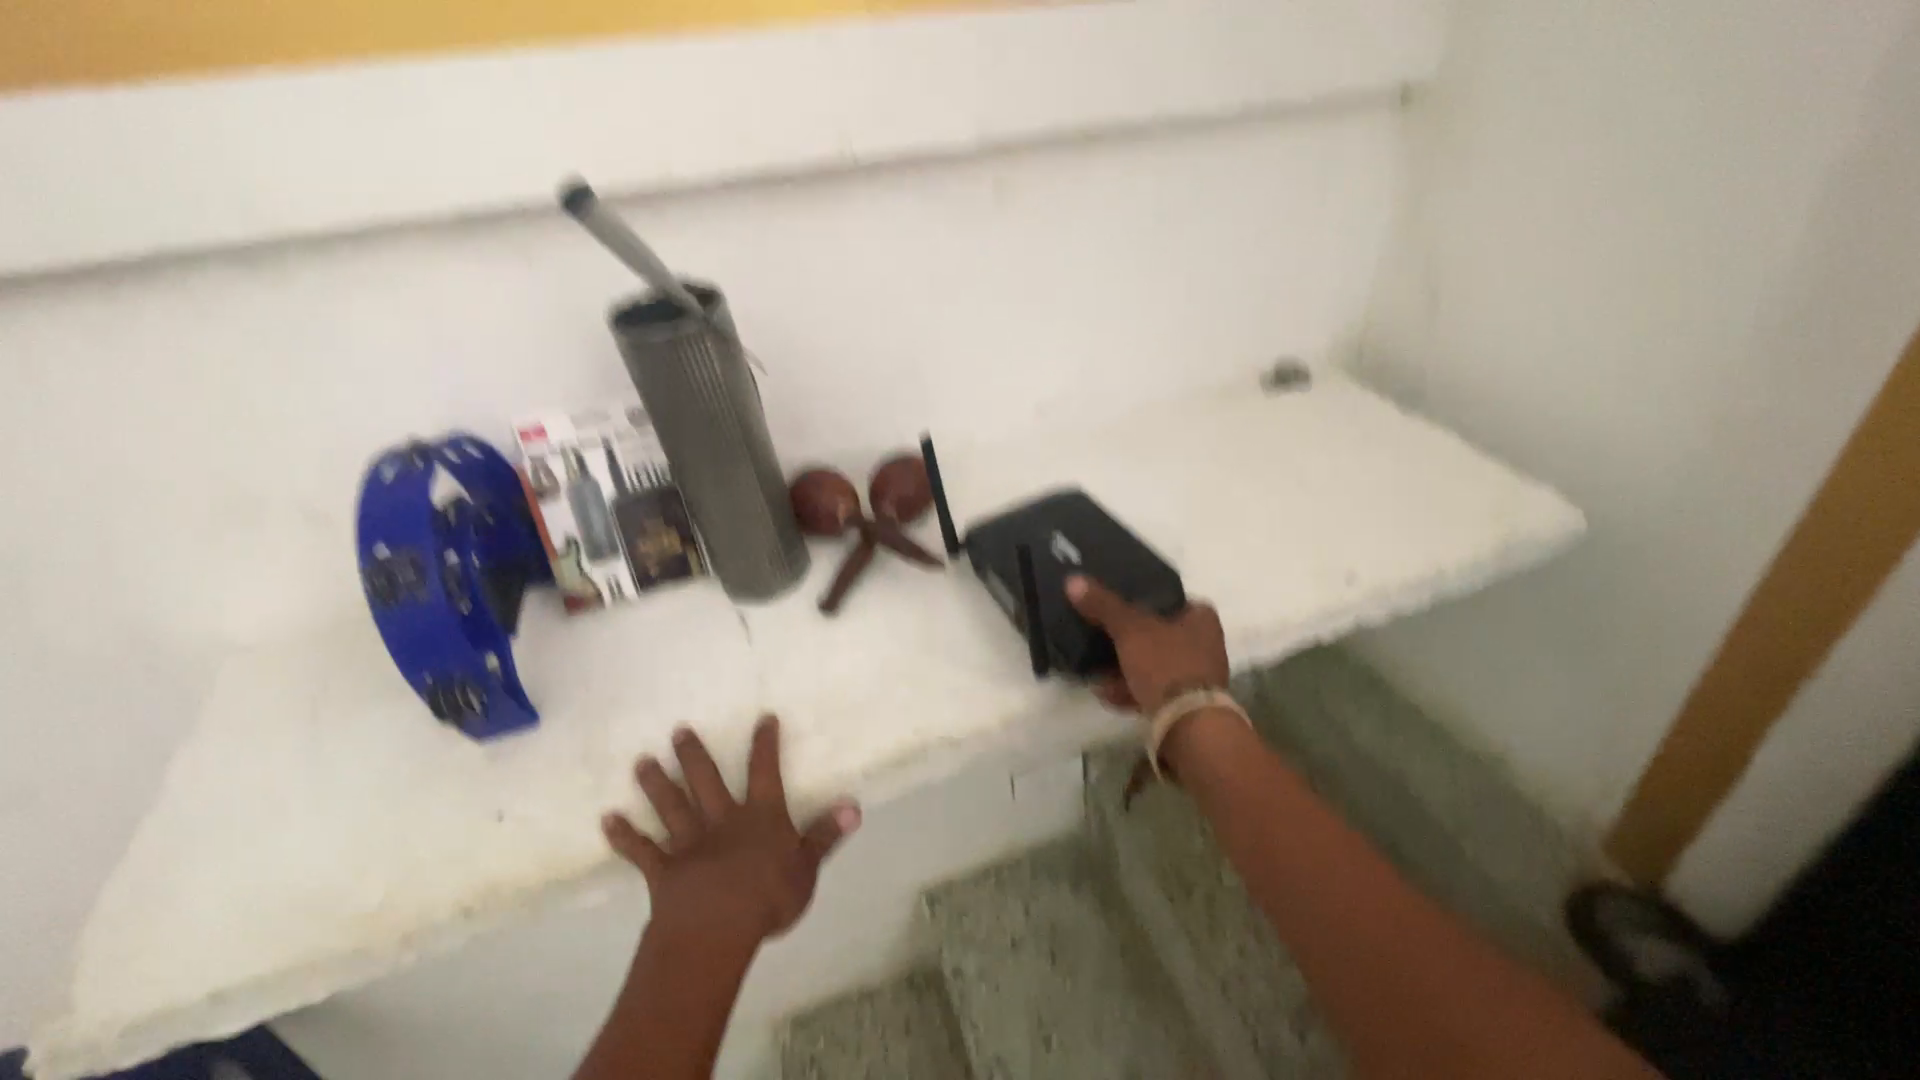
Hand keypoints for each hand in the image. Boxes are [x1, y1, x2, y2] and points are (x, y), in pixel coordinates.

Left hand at [602, 715, 860, 947]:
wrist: (717, 928)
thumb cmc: (768, 898)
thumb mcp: (808, 868)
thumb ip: (826, 835)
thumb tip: (853, 805)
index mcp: (761, 819)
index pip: (765, 774)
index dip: (765, 746)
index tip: (763, 719)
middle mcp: (723, 821)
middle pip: (707, 782)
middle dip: (694, 756)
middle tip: (678, 730)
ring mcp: (689, 844)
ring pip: (672, 807)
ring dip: (656, 784)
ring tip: (641, 761)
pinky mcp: (664, 870)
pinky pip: (642, 850)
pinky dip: (625, 835)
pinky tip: (608, 820)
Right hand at [1067, 575, 1229, 713]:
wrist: (1187, 724)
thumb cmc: (1165, 664)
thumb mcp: (1129, 629)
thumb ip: (1103, 605)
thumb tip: (1073, 580)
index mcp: (1202, 619)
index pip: (1173, 599)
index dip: (1146, 601)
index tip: (1120, 606)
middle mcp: (1206, 645)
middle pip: (1160, 634)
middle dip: (1129, 640)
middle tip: (1101, 639)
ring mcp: (1198, 678)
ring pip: (1154, 665)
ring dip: (1125, 669)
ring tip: (1096, 672)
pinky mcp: (1186, 705)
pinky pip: (1153, 691)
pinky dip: (1131, 690)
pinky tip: (1105, 694)